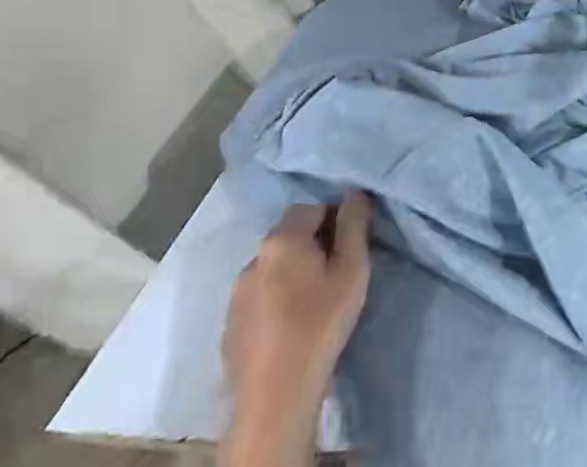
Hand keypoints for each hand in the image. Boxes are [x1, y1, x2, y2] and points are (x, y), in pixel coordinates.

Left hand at [221, 192, 373, 466]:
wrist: (276, 394)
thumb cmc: (321, 323)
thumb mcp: (352, 270)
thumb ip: (355, 226)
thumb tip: (355, 193)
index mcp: (282, 239)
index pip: (311, 208)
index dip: (334, 220)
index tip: (350, 246)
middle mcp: (254, 258)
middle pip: (289, 236)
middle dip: (313, 244)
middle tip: (336, 272)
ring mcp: (237, 292)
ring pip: (272, 267)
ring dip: (292, 272)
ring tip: (313, 302)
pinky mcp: (230, 323)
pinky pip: (258, 296)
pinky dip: (275, 300)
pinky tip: (290, 325)